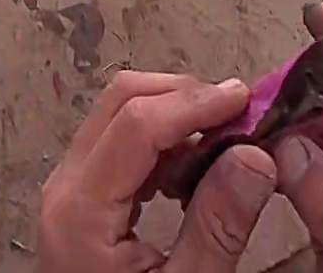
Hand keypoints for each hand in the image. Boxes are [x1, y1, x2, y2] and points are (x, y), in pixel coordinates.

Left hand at [38, 73, 279, 272]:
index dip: (195, 102)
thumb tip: (256, 154)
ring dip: (177, 108)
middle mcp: (66, 183)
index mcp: (80, 212)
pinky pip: (123, 132)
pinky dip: (166, 130)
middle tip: (238, 112)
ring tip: (224, 133)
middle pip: (124, 98)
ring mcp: (70, 183)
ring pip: (122, 107)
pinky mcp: (82, 189)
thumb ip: (216, 228)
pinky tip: (196, 161)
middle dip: (187, 94)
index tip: (246, 100)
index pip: (138, 122)